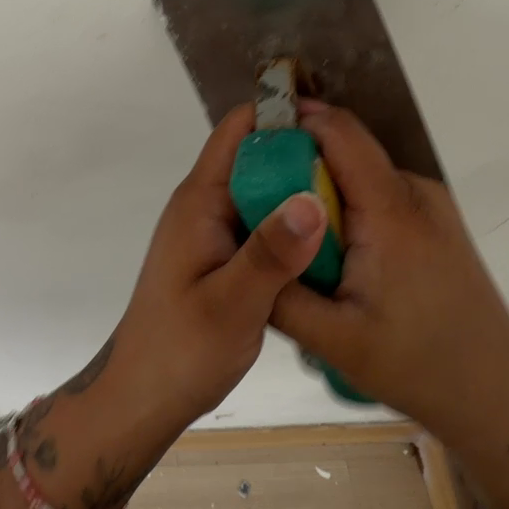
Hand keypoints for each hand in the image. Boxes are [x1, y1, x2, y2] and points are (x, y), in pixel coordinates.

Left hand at [96, 104, 329, 432]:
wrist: (146, 392)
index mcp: (200, 200)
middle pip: (256, 156)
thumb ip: (271, 253)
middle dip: (302, 153)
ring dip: (301, 188)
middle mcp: (205, 204)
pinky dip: (292, 221)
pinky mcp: (224, 255)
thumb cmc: (182, 348)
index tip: (334, 121)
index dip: (280, 115)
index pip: (237, 131)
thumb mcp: (233, 303)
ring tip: (360, 198)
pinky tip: (331, 238)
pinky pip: (262, 221)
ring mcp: (213, 230)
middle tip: (362, 168)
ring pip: (263, 190)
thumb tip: (314, 196)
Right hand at [270, 100, 508, 446]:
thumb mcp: (332, 340)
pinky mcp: (434, 221)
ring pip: (359, 172)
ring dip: (320, 189)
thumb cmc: (415, 366)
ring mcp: (430, 205)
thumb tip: (234, 247)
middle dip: (296, 161)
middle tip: (254, 198)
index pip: (339, 132)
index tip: (248, 139)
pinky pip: (376, 193)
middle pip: (345, 149)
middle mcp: (415, 193)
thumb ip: (279, 291)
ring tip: (290, 236)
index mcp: (392, 213)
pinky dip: (345, 208)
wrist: (494, 396)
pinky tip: (330, 254)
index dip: (293, 121)